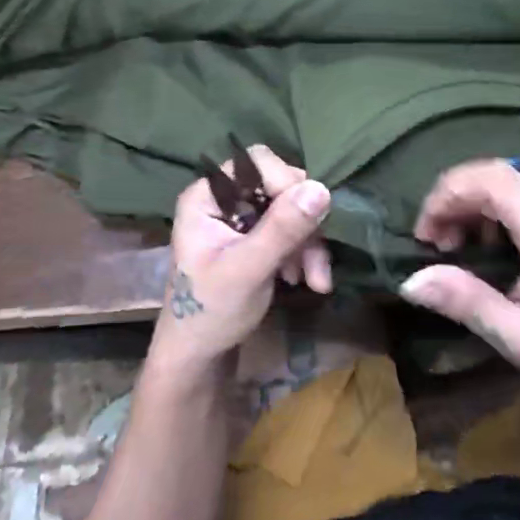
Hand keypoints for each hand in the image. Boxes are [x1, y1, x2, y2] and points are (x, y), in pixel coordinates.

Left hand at [151, 147, 332, 372]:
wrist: (198, 355)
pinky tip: (306, 281)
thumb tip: (321, 187)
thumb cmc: (210, 311)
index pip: (256, 163)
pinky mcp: (254, 239)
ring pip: (290, 209)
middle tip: (315, 262)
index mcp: (206, 196)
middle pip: (278, 186)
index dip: (287, 184)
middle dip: (304, 222)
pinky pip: (290, 230)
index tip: (308, 218)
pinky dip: (303, 252)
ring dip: (309, 243)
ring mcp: (238, 219)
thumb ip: (281, 229)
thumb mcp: (248, 270)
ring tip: (314, 281)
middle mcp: (222, 200)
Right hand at [399, 160, 519, 414]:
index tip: (426, 234)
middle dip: (452, 201)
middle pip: (495, 174)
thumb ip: (466, 302)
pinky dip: (489, 208)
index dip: (448, 195)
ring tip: (456, 247)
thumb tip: (409, 281)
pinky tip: (485, 242)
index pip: (494, 180)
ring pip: (504, 179)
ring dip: (469, 205)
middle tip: (436, 245)